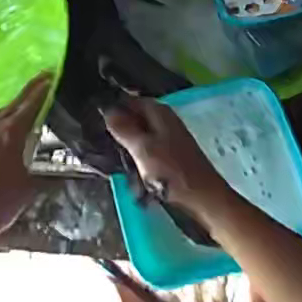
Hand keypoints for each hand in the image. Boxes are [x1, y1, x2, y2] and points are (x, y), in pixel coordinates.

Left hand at [0, 74, 50, 236]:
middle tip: (49, 77)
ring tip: (35, 100)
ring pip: (6, 109)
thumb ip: (52, 174)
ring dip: (21, 102)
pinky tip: (14, 124)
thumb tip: (69, 168)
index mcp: (14, 129)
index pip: (34, 100)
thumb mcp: (33, 187)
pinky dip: (10, 115)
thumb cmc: (2, 199)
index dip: (46, 86)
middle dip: (34, 87)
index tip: (58, 74)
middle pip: (19, 99)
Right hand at [104, 97, 235, 218]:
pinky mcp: (173, 156)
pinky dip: (140, 161)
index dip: (112, 108)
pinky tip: (136, 176)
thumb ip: (124, 128)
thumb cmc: (173, 173)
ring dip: (129, 150)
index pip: (129, 99)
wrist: (207, 202)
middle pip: (134, 118)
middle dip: (120, 131)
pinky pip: (149, 152)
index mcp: (159, 111)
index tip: (94, 121)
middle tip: (105, 147)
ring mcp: (170, 138)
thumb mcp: (142, 149)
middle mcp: (165, 120)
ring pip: (140, 137)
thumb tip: (106, 108)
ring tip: (120, 165)